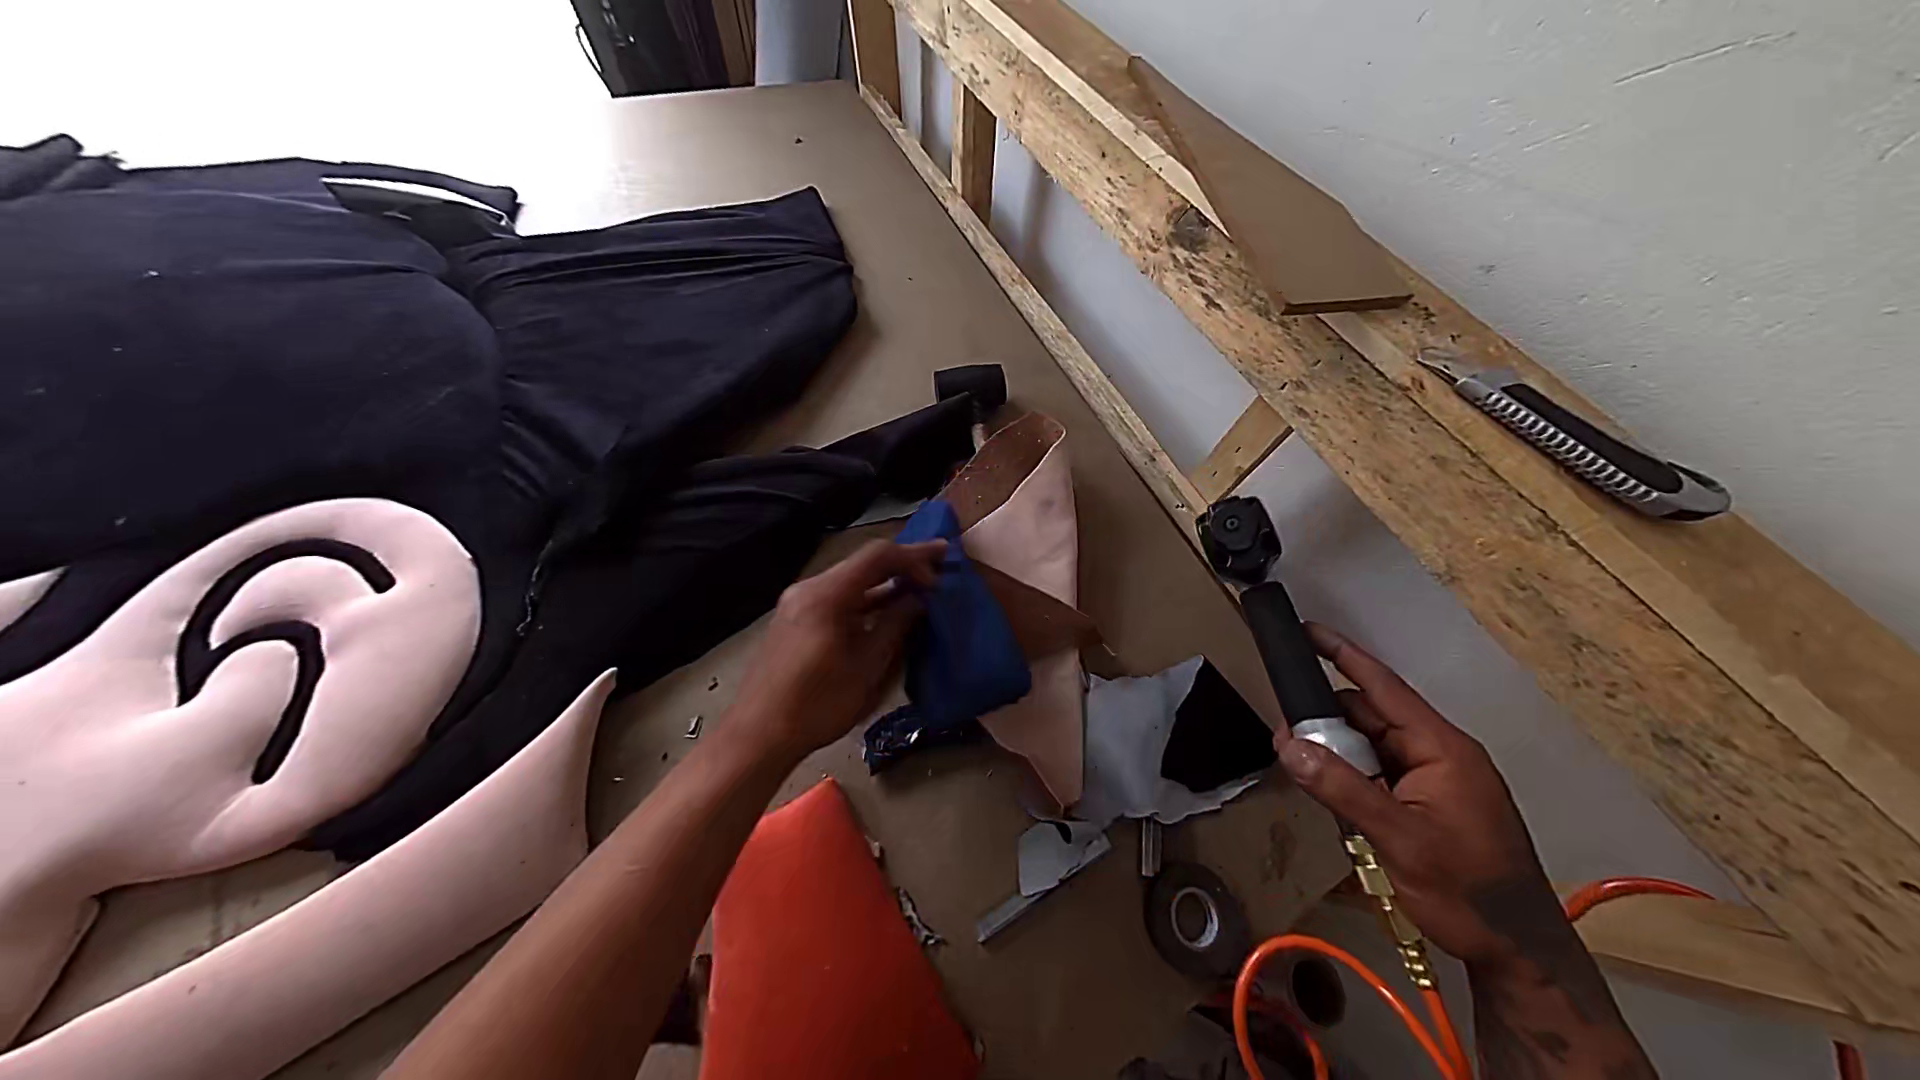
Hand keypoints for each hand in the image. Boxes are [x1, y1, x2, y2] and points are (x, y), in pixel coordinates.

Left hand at [725, 539, 945, 763]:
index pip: (878, 556)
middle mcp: (809, 588)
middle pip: (862, 563)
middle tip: (938, 567)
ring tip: (919, 588)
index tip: (943, 566)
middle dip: (902, 565)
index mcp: (827, 594)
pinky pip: (836, 596)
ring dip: (883, 583)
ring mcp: (797, 602)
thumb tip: (920, 600)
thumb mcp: (867, 666)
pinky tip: (884, 610)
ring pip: (849, 580)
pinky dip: (864, 598)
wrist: (759, 734)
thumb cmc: (818, 704)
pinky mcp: (794, 619)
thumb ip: (896, 625)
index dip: (915, 557)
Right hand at [1275, 623, 1565, 974]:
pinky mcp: (1425, 803)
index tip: (1307, 631)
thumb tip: (1289, 744)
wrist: (1518, 953)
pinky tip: (1327, 787)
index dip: (1344, 655)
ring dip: (1334, 751)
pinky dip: (1348, 774)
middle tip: (1284, 730)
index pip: (1384, 687)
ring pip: (1369, 746)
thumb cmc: (1468, 891)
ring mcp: (1433, 780)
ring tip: (1298, 761)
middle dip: (1325, 718)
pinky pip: (1377, 772)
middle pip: (1369, 717)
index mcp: (1442, 749)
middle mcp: (1438, 755)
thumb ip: (1342, 789)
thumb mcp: (1400, 839)